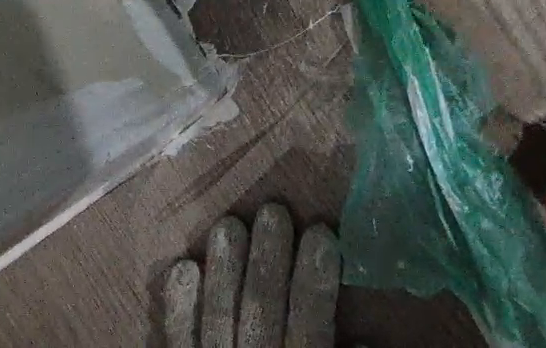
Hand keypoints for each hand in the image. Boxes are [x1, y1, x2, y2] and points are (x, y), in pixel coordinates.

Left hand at [162, 204, 347, 347]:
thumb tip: (365, 335)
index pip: (310, 321)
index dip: (315, 279)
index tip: (321, 231)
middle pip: (261, 308)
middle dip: (267, 258)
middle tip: (272, 211)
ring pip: (218, 315)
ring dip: (224, 269)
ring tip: (228, 224)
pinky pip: (180, 338)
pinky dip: (179, 306)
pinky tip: (183, 266)